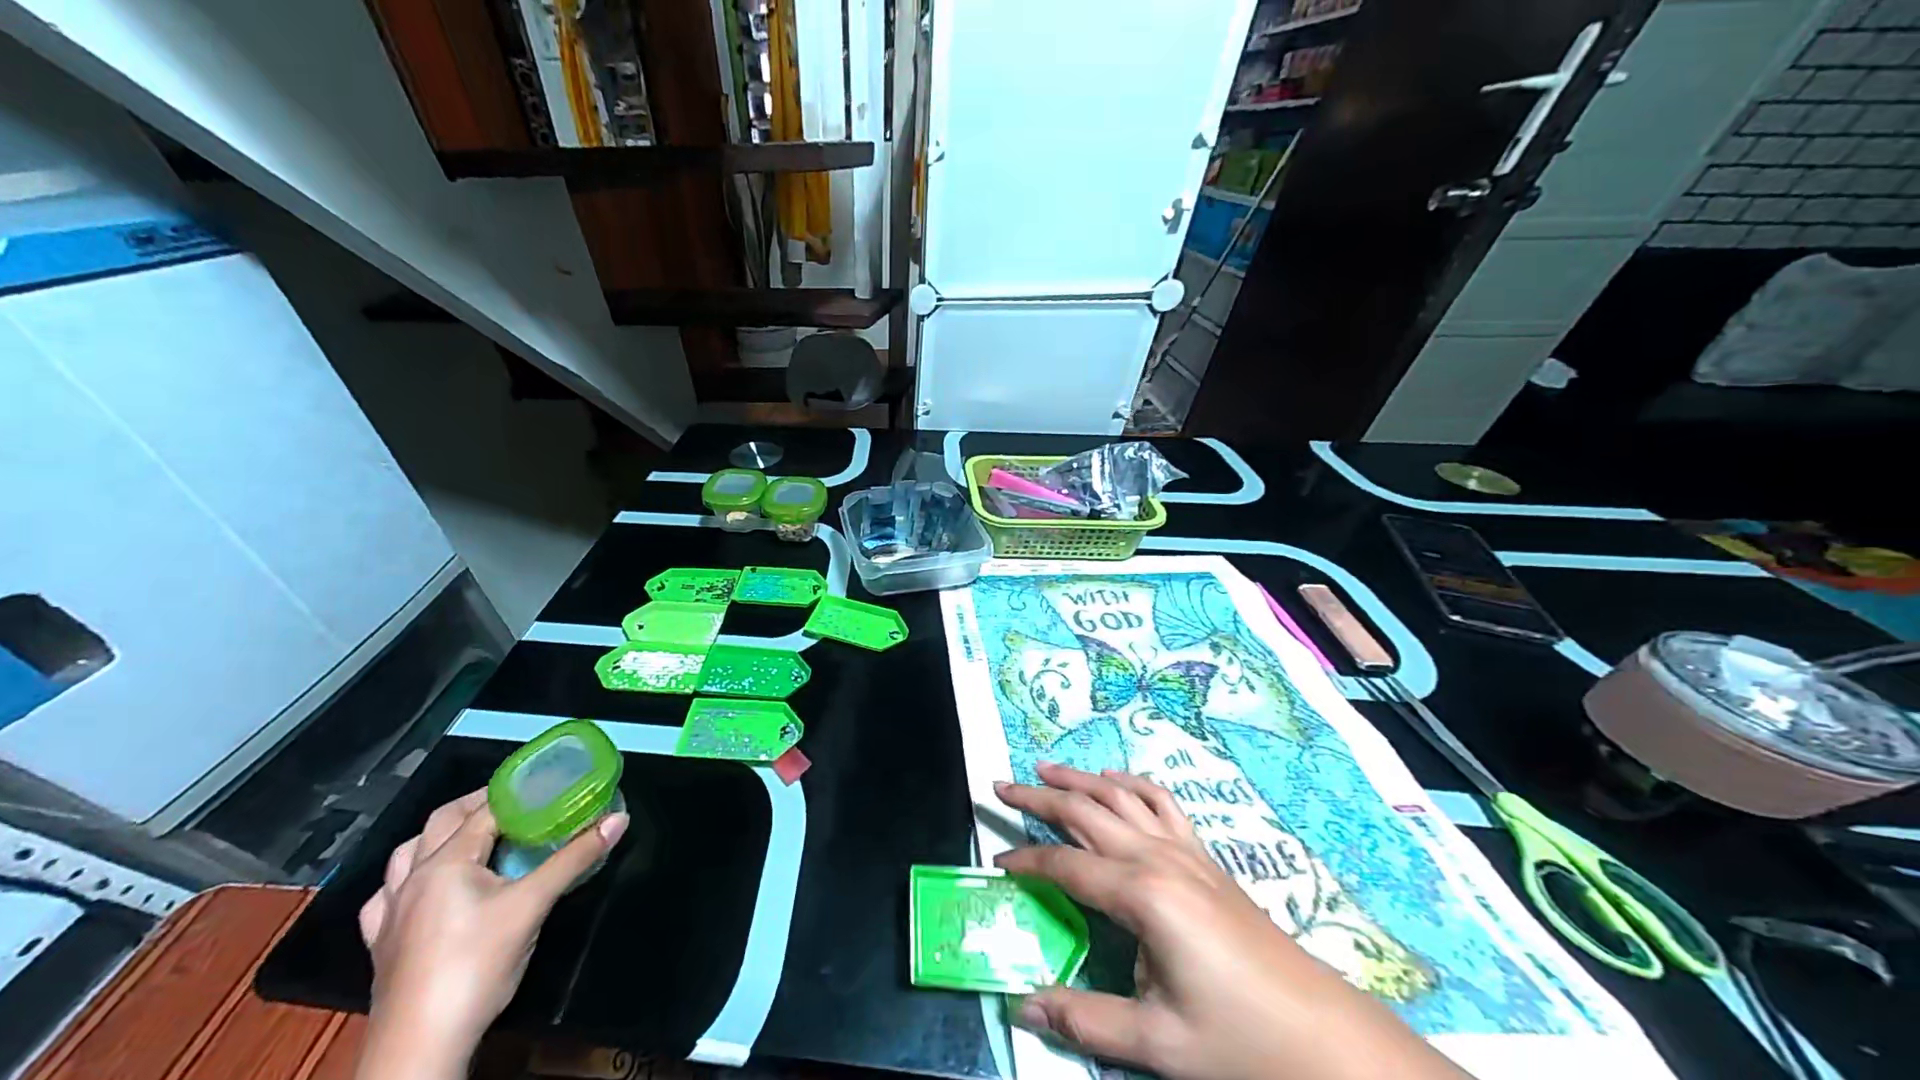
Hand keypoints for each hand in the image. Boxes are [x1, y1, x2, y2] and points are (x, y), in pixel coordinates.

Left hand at [353, 789, 627, 1079]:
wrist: (421, 1044)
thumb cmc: (478, 964)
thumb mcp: (534, 906)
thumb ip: (575, 859)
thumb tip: (618, 819)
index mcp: (446, 862)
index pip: (483, 812)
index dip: (515, 794)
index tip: (545, 784)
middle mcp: (412, 878)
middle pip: (441, 822)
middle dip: (476, 805)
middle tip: (516, 803)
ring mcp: (389, 911)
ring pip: (407, 854)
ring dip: (438, 836)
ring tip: (471, 835)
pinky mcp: (380, 942)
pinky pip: (386, 896)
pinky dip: (407, 880)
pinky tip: (421, 889)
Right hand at [994, 764, 1464, 1079]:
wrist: (1323, 1034)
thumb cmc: (1239, 1040)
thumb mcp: (1156, 1041)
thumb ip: (1084, 1018)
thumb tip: (1023, 1004)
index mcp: (1142, 895)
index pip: (1066, 865)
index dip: (1027, 860)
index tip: (997, 863)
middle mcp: (1159, 858)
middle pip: (1087, 812)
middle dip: (1040, 796)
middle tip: (1001, 786)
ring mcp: (1186, 852)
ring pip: (1122, 797)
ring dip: (1081, 778)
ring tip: (1047, 768)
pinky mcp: (1205, 859)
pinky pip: (1163, 803)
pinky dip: (1132, 785)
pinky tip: (1116, 783)